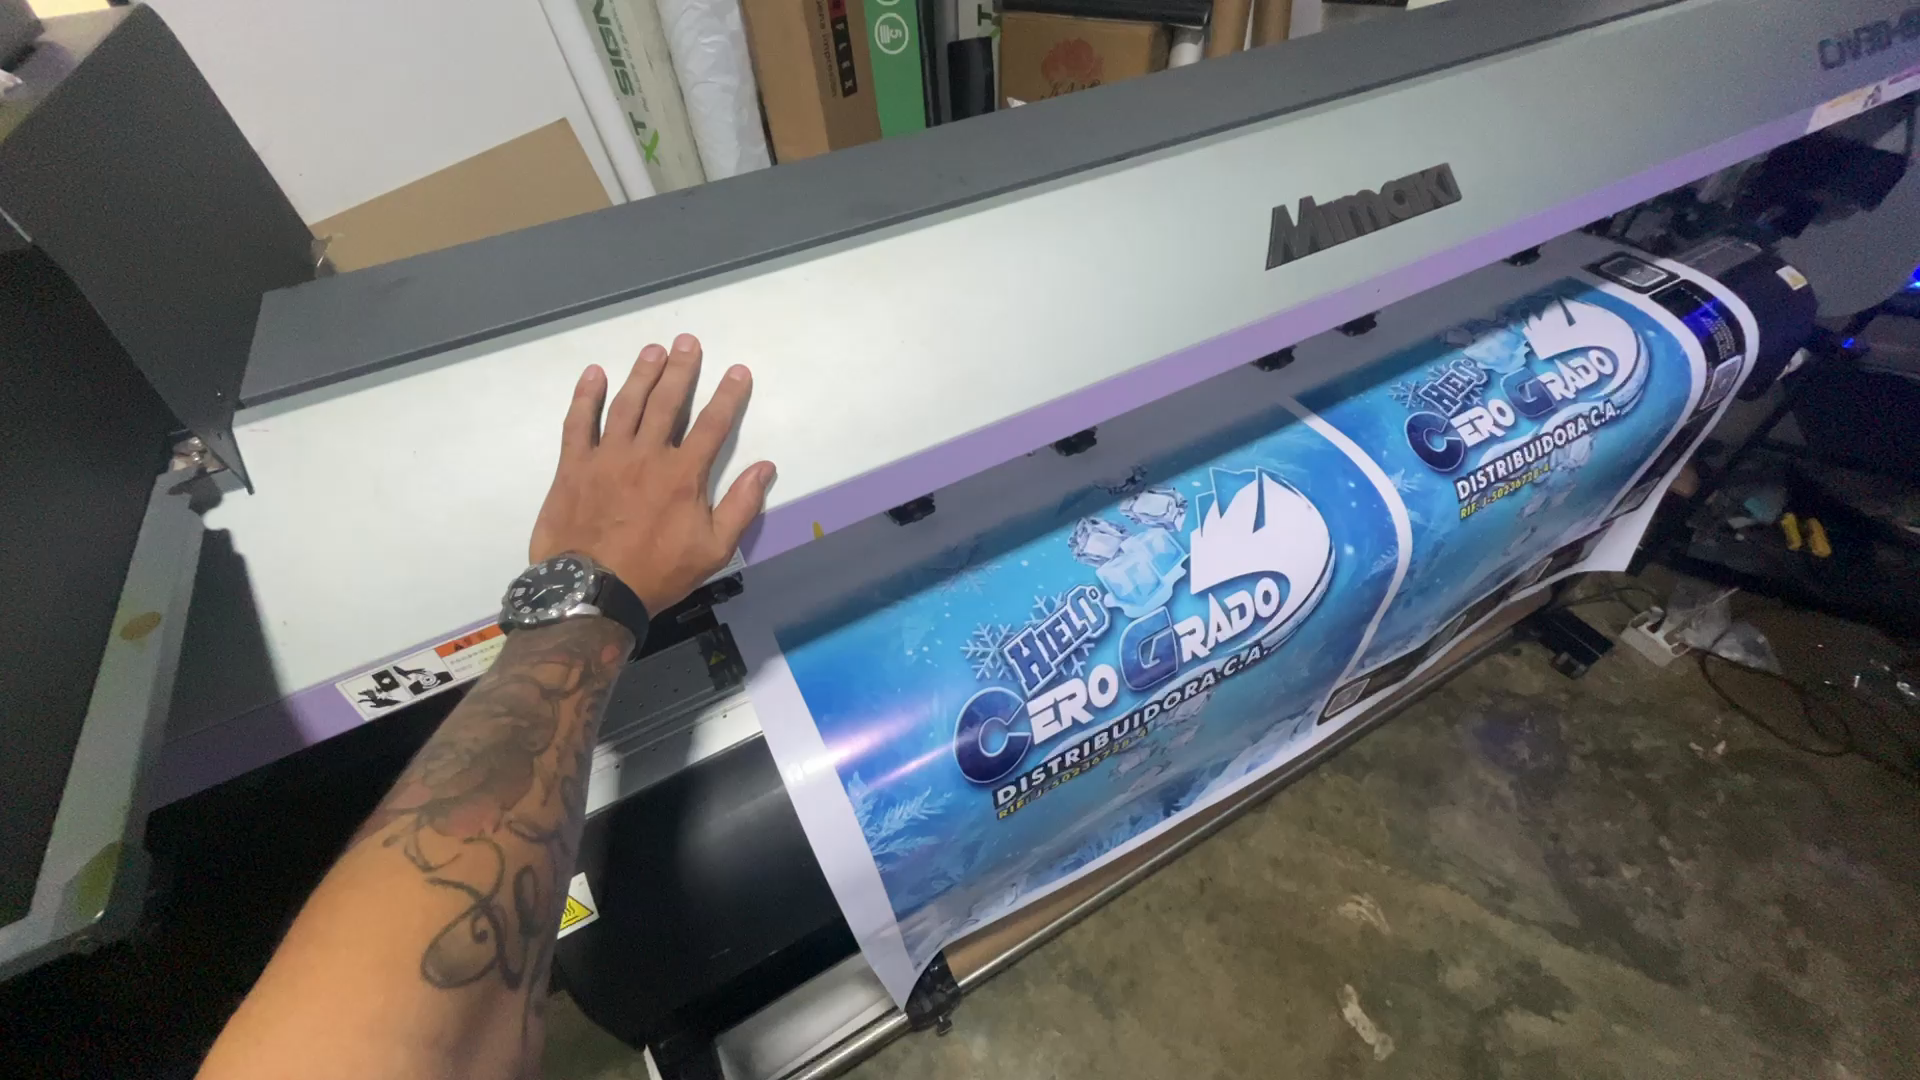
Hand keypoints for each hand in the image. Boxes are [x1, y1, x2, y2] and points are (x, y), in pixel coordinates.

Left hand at [530, 334, 774, 613]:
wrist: (592, 590)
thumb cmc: (659, 571)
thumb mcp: (714, 549)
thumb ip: (742, 506)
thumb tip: (765, 468)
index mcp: (684, 474)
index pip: (713, 425)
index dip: (728, 395)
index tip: (737, 371)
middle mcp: (647, 455)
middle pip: (668, 402)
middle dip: (681, 370)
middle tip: (688, 342)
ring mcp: (607, 456)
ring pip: (627, 404)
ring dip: (642, 374)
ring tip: (654, 350)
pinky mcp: (574, 465)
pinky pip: (579, 422)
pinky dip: (586, 396)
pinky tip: (595, 375)